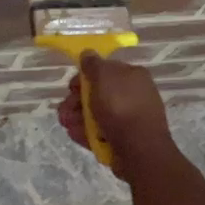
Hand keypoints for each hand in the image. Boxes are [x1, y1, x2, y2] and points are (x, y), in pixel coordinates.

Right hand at [59, 53, 175, 177]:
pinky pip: (101, 132)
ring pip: (96, 114)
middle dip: (76, 101)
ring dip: (77, 117)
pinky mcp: (123, 139)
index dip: (84, 77)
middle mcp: (132, 95)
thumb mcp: (103, 77)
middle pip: (97, 94)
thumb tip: (87, 53)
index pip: (104, 70)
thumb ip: (93, 64)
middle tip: (64, 109)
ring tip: (66, 124)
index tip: (71, 87)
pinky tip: (76, 135)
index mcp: (132, 76)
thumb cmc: (121, 107)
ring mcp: (129, 119)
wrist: (140, 151)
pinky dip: (87, 133)